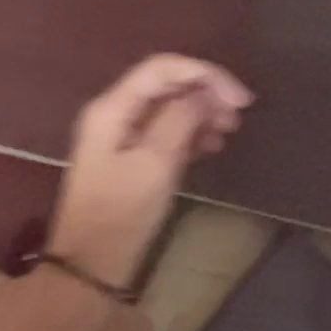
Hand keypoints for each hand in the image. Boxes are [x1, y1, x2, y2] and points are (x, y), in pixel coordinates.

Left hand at [47, 54, 252, 286]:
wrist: (91, 262)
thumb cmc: (121, 213)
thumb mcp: (155, 163)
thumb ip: (179, 120)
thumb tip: (205, 91)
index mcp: (110, 109)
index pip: (160, 68)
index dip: (203, 74)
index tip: (240, 99)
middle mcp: (112, 115)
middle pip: (164, 85)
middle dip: (203, 93)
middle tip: (237, 117)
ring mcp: (118, 137)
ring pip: (166, 109)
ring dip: (199, 114)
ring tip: (227, 132)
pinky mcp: (128, 159)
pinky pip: (161, 133)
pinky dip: (187, 134)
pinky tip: (210, 147)